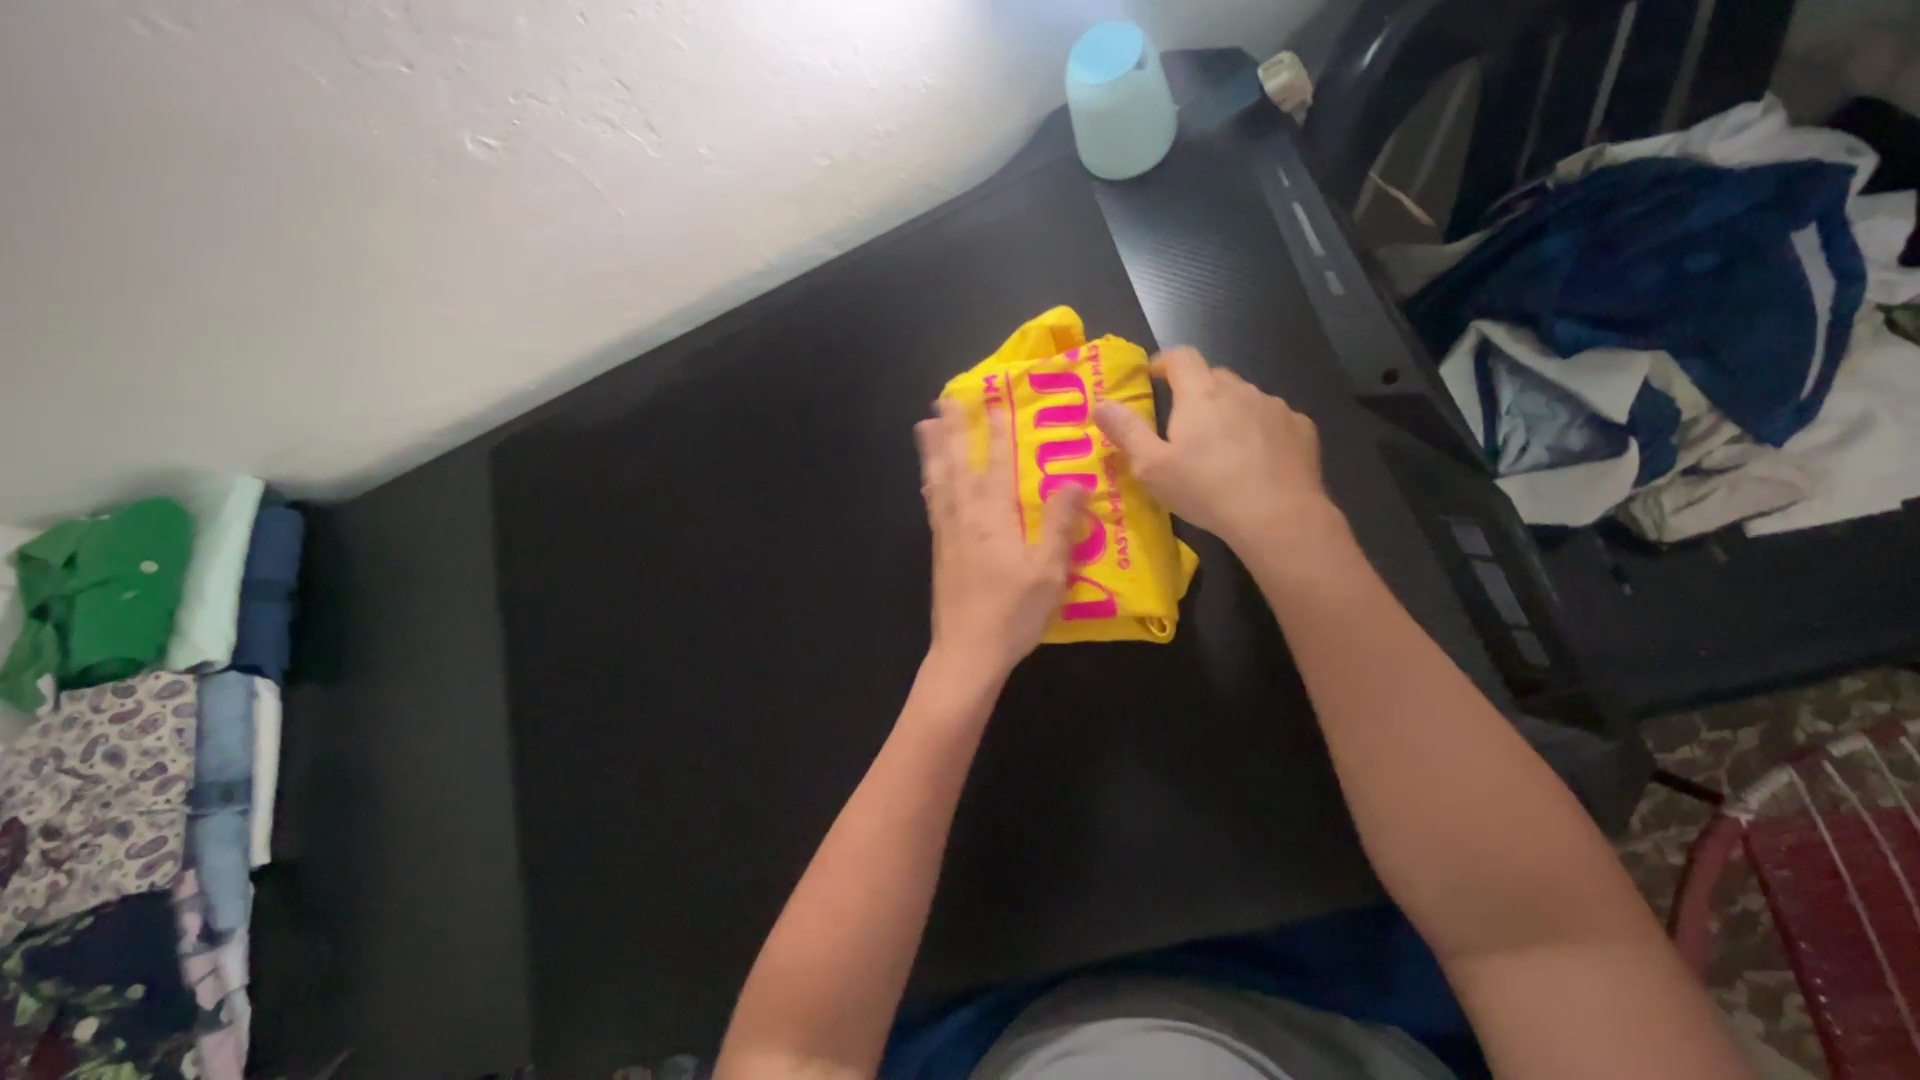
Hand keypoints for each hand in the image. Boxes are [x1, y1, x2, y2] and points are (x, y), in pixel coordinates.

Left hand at [917, 397, 1088, 677]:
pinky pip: (933, 505)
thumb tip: (1074, 482)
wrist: (967, 652)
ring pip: (939, 481)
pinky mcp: (939, 553)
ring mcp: (948, 535)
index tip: (996, 401)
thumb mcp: (1049, 572)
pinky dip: (930, 484)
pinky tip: (929, 480)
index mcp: (995, 519)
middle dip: (954, 430)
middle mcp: (966, 518)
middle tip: (945, 399)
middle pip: (958, 465)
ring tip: (924, 425)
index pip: (998, 465)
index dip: (998, 433)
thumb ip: (1060, 525)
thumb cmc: (1013, 613)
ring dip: (933, 450)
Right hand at [1093, 347, 1340, 552]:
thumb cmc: (1205, 489)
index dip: (1164, 362)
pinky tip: (1258, 461)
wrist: (1277, 515)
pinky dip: (1261, 431)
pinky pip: (1274, 420)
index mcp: (1200, 394)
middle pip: (1214, 377)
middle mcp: (1239, 390)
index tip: (1153, 376)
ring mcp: (1274, 407)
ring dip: (1231, 412)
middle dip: (1197, 391)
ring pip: (1245, 398)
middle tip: (1184, 423)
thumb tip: (1100, 404)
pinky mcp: (1301, 429)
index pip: (1181, 357)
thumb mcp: (1152, 467)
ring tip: (1223, 447)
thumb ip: (1126, 431)